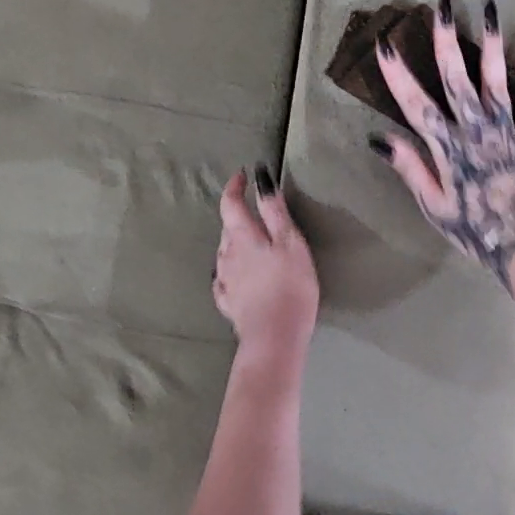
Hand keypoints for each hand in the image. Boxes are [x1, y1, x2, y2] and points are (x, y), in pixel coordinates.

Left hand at [214, 166, 318, 361]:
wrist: (274, 338)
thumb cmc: (289, 285)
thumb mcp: (290, 241)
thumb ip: (274, 210)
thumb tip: (260, 178)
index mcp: (242, 236)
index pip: (230, 203)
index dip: (234, 187)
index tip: (242, 176)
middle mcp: (227, 255)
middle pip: (227, 228)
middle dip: (237, 215)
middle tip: (252, 211)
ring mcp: (225, 281)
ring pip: (225, 253)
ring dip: (234, 242)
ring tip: (249, 242)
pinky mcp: (228, 304)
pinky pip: (224, 280)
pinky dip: (229, 271)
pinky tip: (235, 277)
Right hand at [368, 0, 514, 276]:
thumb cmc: (473, 228)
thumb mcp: (434, 206)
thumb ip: (411, 169)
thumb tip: (382, 139)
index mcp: (447, 148)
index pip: (417, 105)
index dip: (399, 76)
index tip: (384, 46)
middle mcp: (475, 130)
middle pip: (458, 79)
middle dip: (447, 41)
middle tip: (442, 5)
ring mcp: (505, 131)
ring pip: (496, 82)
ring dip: (492, 45)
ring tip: (490, 10)